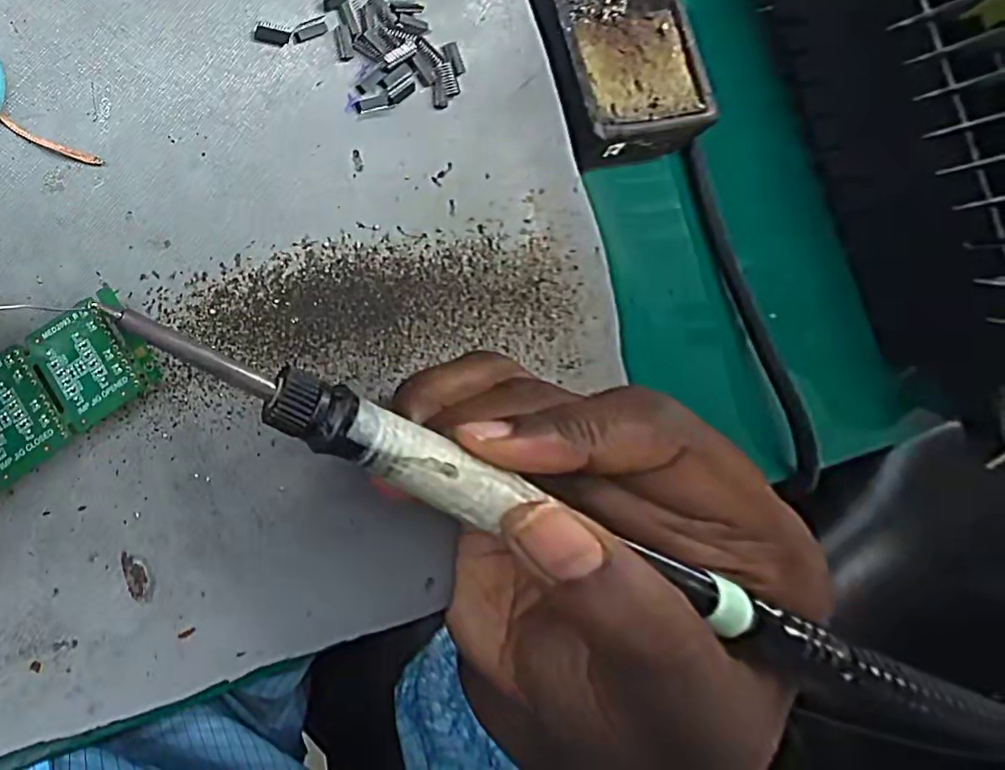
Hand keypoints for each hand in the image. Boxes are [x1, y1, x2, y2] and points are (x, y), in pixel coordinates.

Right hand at [393, 353, 830, 769]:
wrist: (578, 734)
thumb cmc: (649, 722)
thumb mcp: (671, 694)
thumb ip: (630, 615)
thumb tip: (540, 522)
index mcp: (722, 518)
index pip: (650, 430)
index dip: (570, 426)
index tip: (494, 450)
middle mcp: (635, 474)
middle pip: (557, 398)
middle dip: (484, 415)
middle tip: (431, 446)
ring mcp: (556, 466)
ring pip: (500, 388)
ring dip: (442, 401)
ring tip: (405, 437)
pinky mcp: (491, 471)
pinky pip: (455, 413)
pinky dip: (418, 416)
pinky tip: (399, 446)